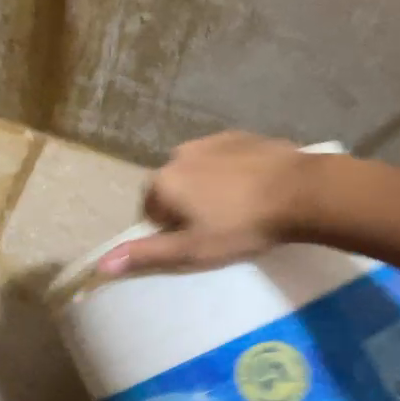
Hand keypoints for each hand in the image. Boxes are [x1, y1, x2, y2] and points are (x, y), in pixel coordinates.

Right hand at [99, 132, 314, 275]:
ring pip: (198, 172)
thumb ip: (146, 254)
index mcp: (163, 181)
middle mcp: (178, 155)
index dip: (172, 231)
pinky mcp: (238, 135)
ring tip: (240, 209)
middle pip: (173, 189)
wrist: (300, 190)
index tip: (199, 241)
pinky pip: (223, 158)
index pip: (151, 212)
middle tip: (220, 228)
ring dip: (209, 188)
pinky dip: (232, 172)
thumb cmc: (241, 226)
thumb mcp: (192, 250)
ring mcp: (209, 141)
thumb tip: (100, 265)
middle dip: (188, 207)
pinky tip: (254, 189)